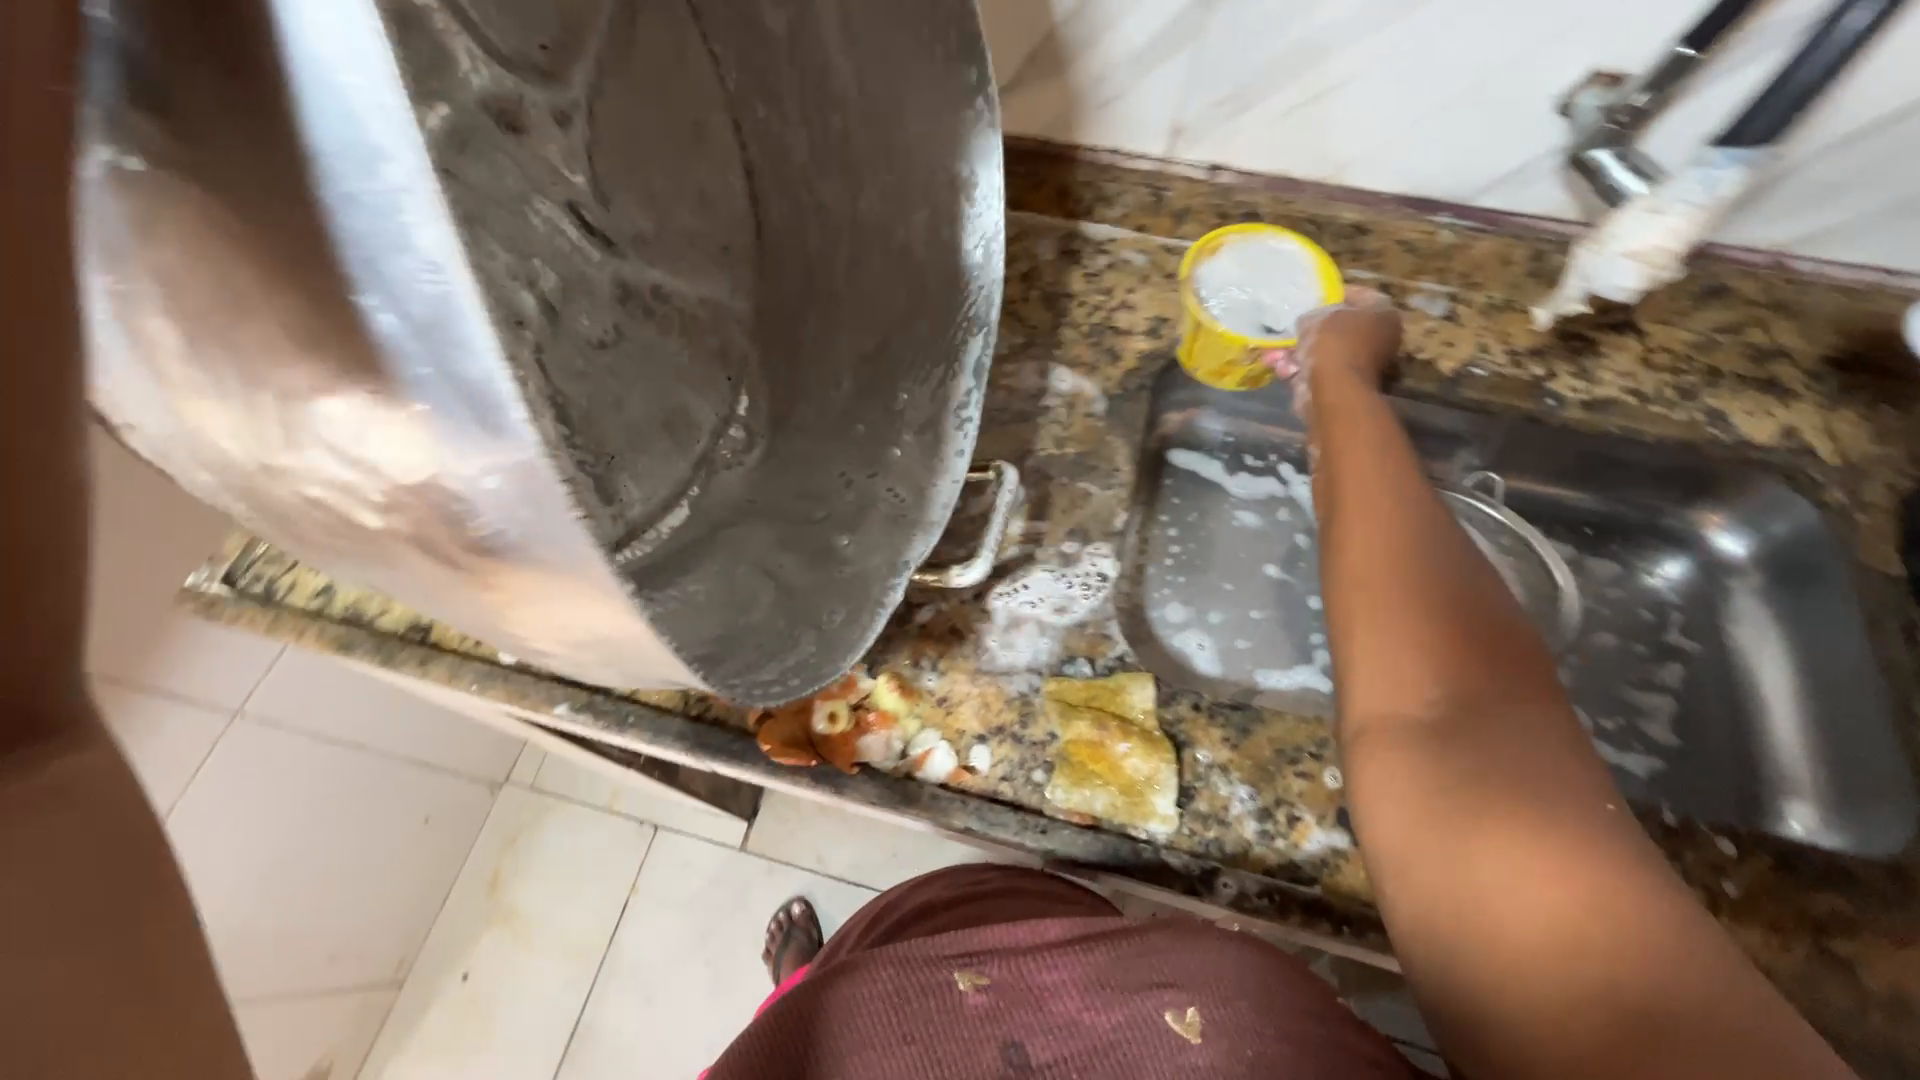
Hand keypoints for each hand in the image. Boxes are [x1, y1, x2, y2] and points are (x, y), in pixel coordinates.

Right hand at [1261, 286, 1401, 418]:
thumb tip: (1307, 322)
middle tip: (1285, 326)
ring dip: (1294, 351)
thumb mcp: (1318, 315)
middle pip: (1336, 326)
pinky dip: (1296, 369)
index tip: (1310, 296)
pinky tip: (1281, 369)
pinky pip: (1312, 370)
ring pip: (1319, 351)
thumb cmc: (1334, 343)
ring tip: (1272, 353)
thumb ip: (1312, 313)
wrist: (1334, 390)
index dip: (1332, 294)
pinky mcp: (1338, 385)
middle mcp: (1375, 338)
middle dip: (1306, 329)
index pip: (1358, 295)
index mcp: (1382, 314)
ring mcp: (1356, 364)